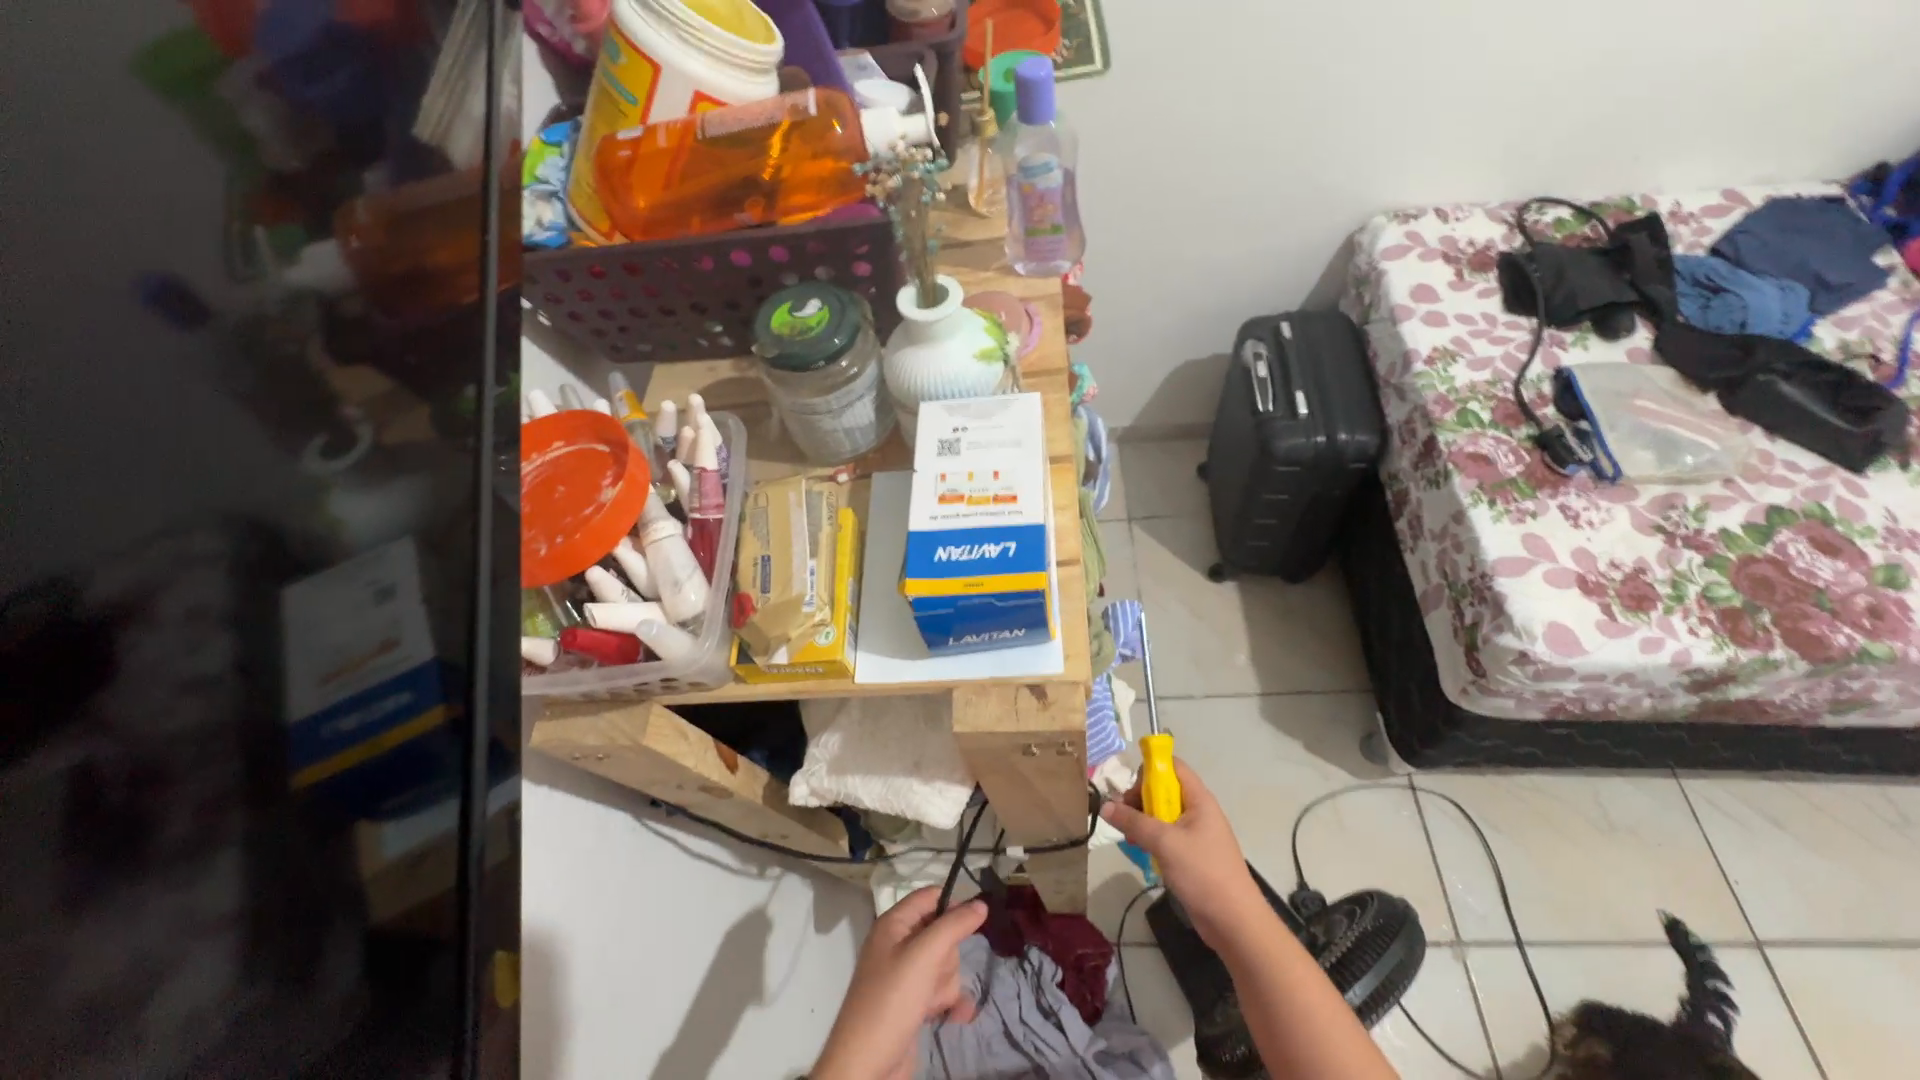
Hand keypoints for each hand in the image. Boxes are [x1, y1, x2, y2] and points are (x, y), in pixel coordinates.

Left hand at [812, 887, 988, 1079]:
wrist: (867, 1066)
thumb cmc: (891, 1001)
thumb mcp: (924, 956)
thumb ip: (953, 926)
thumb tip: (981, 903)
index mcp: (893, 925)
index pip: (930, 897)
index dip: (954, 905)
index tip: (975, 922)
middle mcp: (898, 946)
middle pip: (942, 934)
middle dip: (948, 957)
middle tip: (934, 974)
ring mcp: (905, 977)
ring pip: (945, 965)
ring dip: (947, 985)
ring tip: (933, 1003)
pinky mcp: (913, 1004)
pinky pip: (943, 992)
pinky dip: (950, 1003)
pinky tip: (955, 1017)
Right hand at [1100, 758, 1264, 946]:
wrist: (1233, 921)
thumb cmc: (1203, 873)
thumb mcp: (1165, 843)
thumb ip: (1134, 822)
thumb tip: (1105, 806)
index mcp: (1199, 800)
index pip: (1173, 767)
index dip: (1150, 770)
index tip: (1129, 788)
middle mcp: (1197, 812)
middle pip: (1164, 790)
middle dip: (1140, 798)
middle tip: (1124, 816)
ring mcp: (1195, 834)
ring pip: (1161, 815)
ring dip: (1142, 821)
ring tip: (1128, 837)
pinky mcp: (1190, 855)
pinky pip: (1165, 836)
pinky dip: (1149, 839)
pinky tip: (1139, 851)